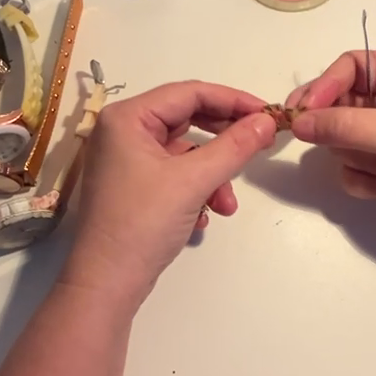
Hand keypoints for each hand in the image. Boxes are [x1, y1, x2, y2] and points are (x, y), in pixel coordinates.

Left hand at [62, 81, 276, 300]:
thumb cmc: (143, 223)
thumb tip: (266, 120)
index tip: (267, 114)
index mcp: (127, 117)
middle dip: (224, 142)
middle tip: (258, 148)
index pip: (189, 92)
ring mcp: (126, 160)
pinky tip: (204, 216)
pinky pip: (175, 174)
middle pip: (187, 120)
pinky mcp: (133, 186)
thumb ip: (234, 146)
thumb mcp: (194, 180)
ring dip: (213, 175)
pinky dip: (196, 190)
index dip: (233, 100)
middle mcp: (122, 131)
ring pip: (185, 153)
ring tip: (226, 205)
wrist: (108, 282)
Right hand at [286, 52, 375, 252]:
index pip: (354, 66)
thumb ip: (343, 125)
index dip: (326, 83)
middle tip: (301, 133)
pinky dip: (361, 180)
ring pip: (342, 140)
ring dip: (351, 155)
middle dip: (330, 122)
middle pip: (341, 103)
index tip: (303, 109)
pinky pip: (352, 170)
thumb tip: (296, 123)